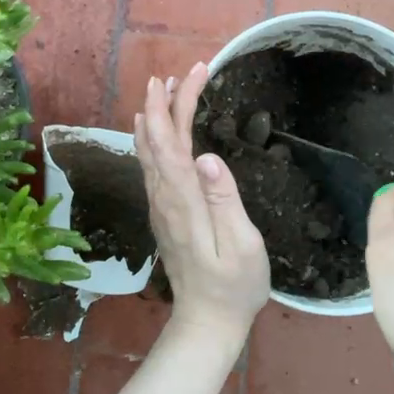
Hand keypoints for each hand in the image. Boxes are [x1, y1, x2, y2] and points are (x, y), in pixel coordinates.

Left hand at [134, 63, 270, 341]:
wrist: (207, 322)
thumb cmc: (234, 287)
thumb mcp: (242, 246)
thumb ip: (224, 200)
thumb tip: (205, 157)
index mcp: (184, 202)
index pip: (170, 144)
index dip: (173, 107)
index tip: (183, 76)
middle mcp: (165, 198)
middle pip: (157, 141)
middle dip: (166, 102)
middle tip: (183, 71)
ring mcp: (161, 206)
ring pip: (151, 151)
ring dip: (157, 116)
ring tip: (166, 86)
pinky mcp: (165, 212)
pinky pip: (152, 164)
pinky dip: (152, 137)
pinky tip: (152, 128)